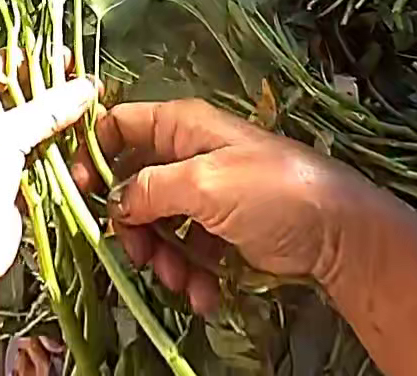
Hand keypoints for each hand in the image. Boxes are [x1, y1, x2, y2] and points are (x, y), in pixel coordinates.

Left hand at [0, 57, 99, 286]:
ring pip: (36, 125)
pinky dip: (63, 149)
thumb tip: (83, 87)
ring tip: (93, 109)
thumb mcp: (3, 135)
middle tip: (86, 84)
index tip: (67, 58)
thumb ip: (48, 108)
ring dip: (63, 121)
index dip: (35, 58)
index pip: (1, 64)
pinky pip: (43, 154)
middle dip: (55, 91)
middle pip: (22, 94)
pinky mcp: (11, 179)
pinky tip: (85, 140)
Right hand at [85, 98, 392, 314]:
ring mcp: (200, 192)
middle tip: (137, 252)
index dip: (95, 152)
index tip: (80, 189)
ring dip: (159, 254)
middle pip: (131, 181)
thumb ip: (152, 187)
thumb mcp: (204, 183)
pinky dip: (186, 270)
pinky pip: (182, 246)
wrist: (335, 233)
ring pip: (154, 220)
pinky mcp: (215, 227)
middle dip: (129, 220)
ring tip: (180, 278)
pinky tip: (204, 292)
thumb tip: (115, 201)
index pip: (120, 124)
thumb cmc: (269, 189)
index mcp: (179, 126)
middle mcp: (184, 153)